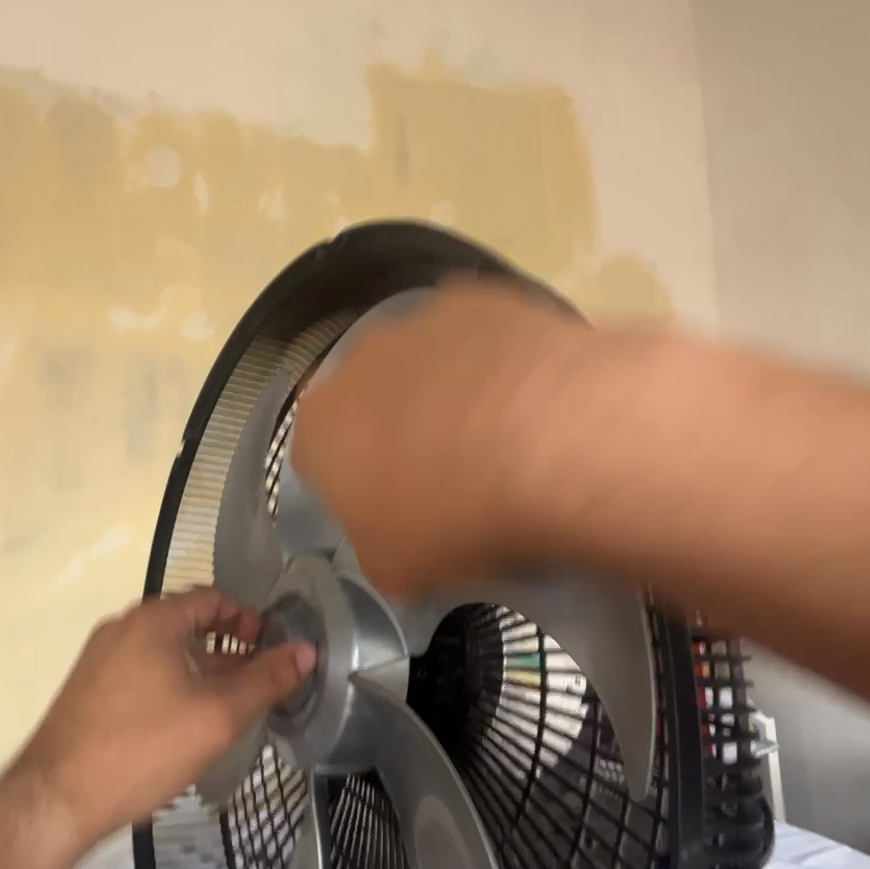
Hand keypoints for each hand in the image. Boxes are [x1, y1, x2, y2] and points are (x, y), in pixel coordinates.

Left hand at [10, 588, 316, 842]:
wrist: (54, 801)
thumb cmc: (143, 748)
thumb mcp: (217, 715)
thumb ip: (266, 680)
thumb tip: (306, 652)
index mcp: (153, 619)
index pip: (213, 598)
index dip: (248, 619)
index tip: (270, 649)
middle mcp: (123, 626)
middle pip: (187, 621)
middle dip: (226, 645)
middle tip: (253, 678)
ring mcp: (100, 657)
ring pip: (163, 649)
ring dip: (199, 666)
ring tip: (224, 703)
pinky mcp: (87, 688)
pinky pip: (139, 669)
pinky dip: (170, 681)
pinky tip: (180, 721)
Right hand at [290, 279, 605, 598]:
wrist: (550, 439)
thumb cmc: (456, 515)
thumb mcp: (400, 569)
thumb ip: (377, 546)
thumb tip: (392, 539)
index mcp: (319, 428)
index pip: (320, 457)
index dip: (358, 486)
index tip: (397, 509)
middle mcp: (356, 363)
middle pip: (369, 400)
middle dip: (397, 429)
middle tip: (448, 474)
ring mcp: (418, 322)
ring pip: (423, 362)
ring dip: (446, 392)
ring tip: (502, 436)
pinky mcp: (480, 299)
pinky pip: (477, 335)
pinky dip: (493, 361)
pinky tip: (530, 397)